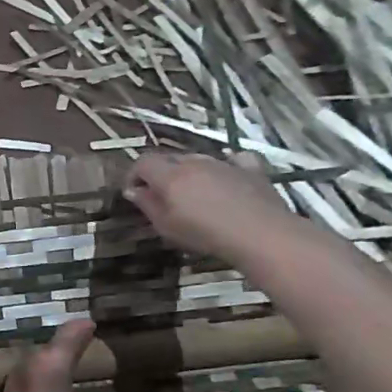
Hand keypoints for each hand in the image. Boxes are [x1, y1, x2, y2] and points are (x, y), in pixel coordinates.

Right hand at [121, 152, 304, 263]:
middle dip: (160, 173)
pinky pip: (232, 160)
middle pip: (170, 158)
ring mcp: (224, 162)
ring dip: (189, 172)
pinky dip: (224, 166)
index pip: (143, 162)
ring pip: (198, 159)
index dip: (133, 174)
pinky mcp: (250, 168)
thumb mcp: (165, 226)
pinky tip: (226, 178)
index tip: (132, 192)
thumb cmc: (204, 233)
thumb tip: (133, 190)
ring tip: (192, 194)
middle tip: (160, 196)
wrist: (259, 233)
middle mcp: (195, 162)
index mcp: (170, 175)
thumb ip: (147, 204)